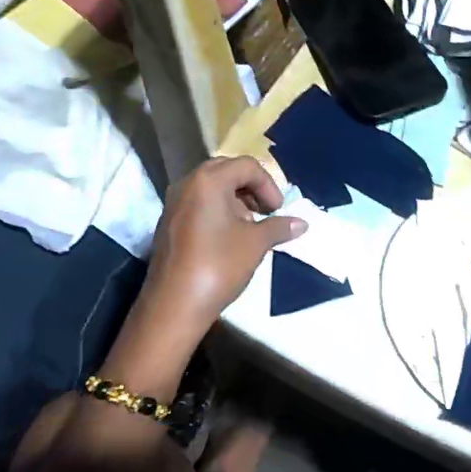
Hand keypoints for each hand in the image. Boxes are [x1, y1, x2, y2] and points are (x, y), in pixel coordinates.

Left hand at [133, 156, 305, 338]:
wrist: (174, 306)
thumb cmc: (218, 266)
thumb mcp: (256, 243)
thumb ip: (279, 227)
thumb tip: (302, 224)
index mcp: (208, 181)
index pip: (247, 166)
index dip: (269, 185)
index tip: (278, 210)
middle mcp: (187, 184)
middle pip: (226, 171)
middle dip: (251, 188)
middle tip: (266, 211)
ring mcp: (174, 204)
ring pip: (211, 187)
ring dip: (235, 199)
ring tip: (250, 226)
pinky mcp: (168, 223)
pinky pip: (198, 203)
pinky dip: (218, 210)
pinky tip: (229, 237)